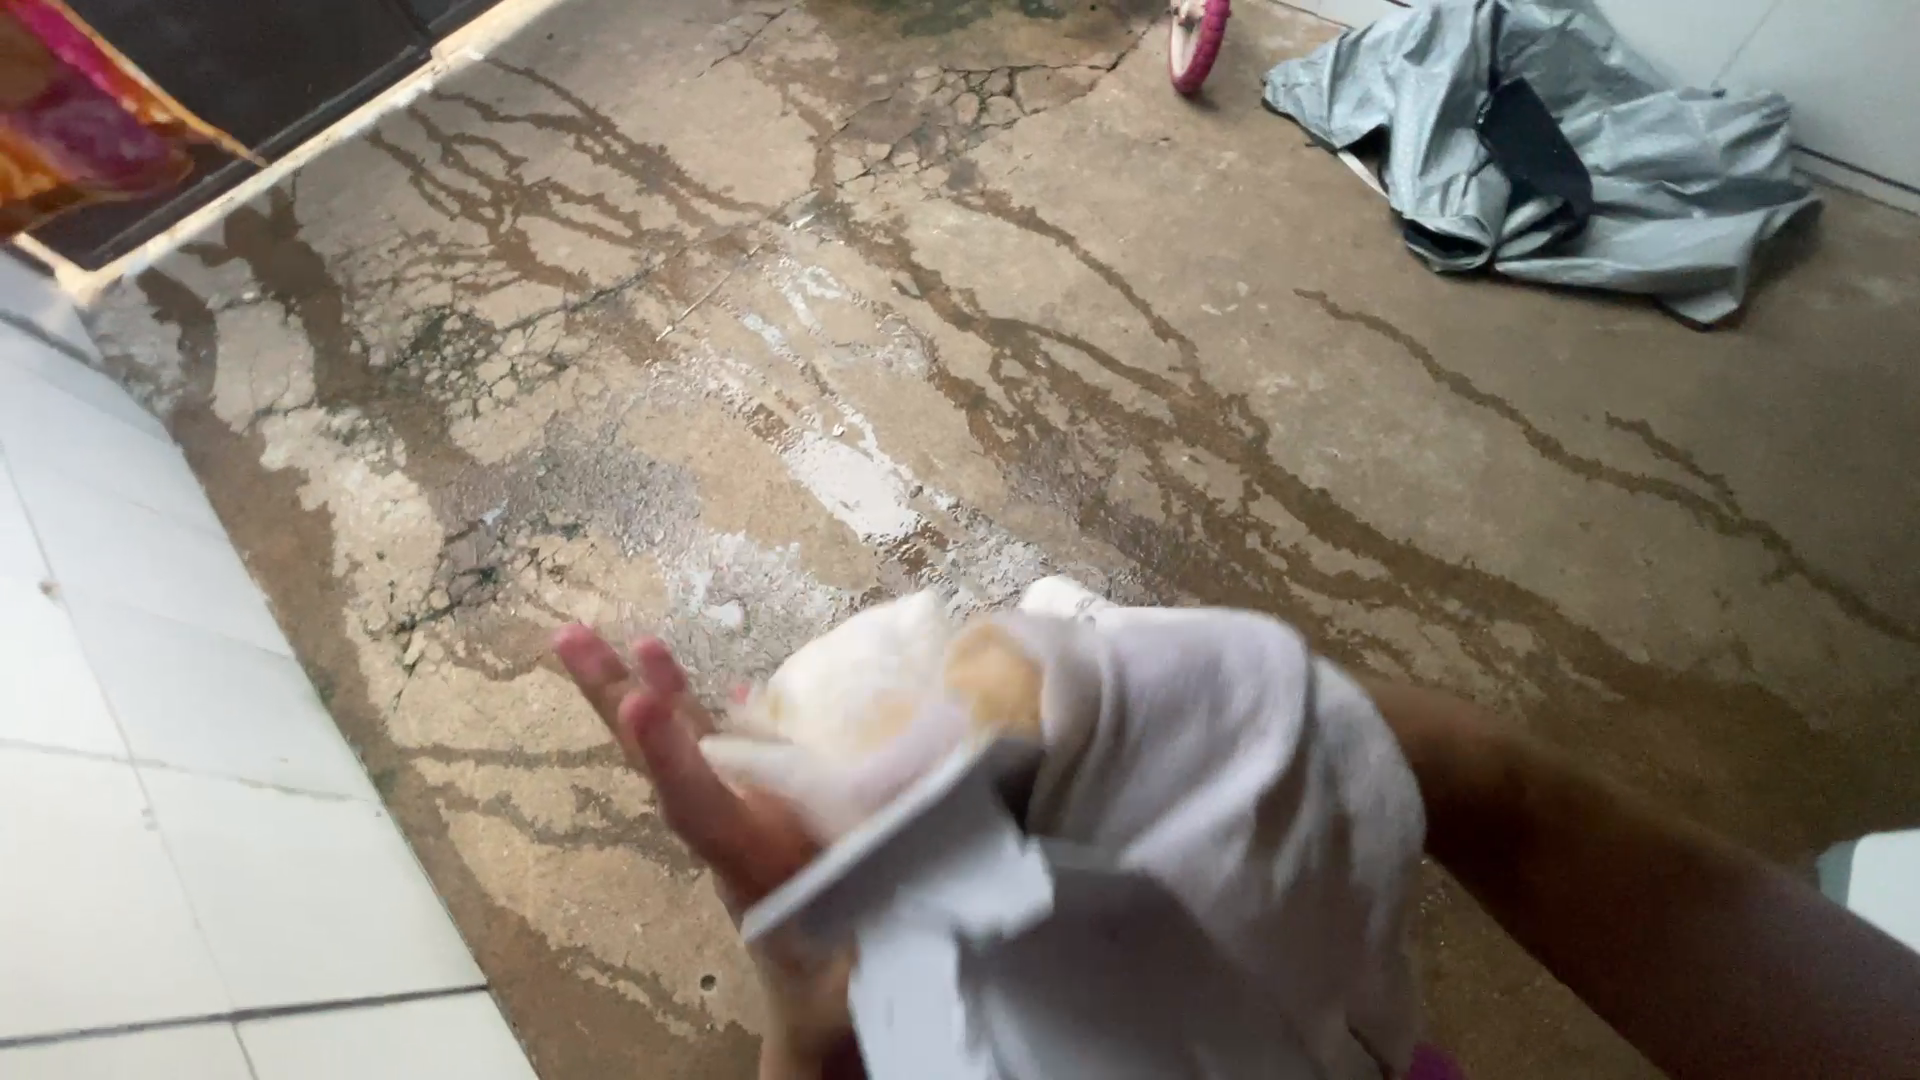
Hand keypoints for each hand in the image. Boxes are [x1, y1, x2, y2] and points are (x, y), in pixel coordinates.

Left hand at [553, 625, 857, 1078]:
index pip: (695, 804)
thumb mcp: (853, 937)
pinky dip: (684, 701)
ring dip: (636, 685)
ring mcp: (723, 807)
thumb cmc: (837, 957)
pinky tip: (667, 668)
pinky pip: (704, 741)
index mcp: (746, 859)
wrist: (814, 976)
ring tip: (602, 634)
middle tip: (570, 636)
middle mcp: (720, 826)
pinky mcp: (738, 797)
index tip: (638, 703)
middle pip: (654, 758)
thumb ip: (857, 900)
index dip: (667, 755)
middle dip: (613, 698)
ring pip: (672, 740)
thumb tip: (892, 856)